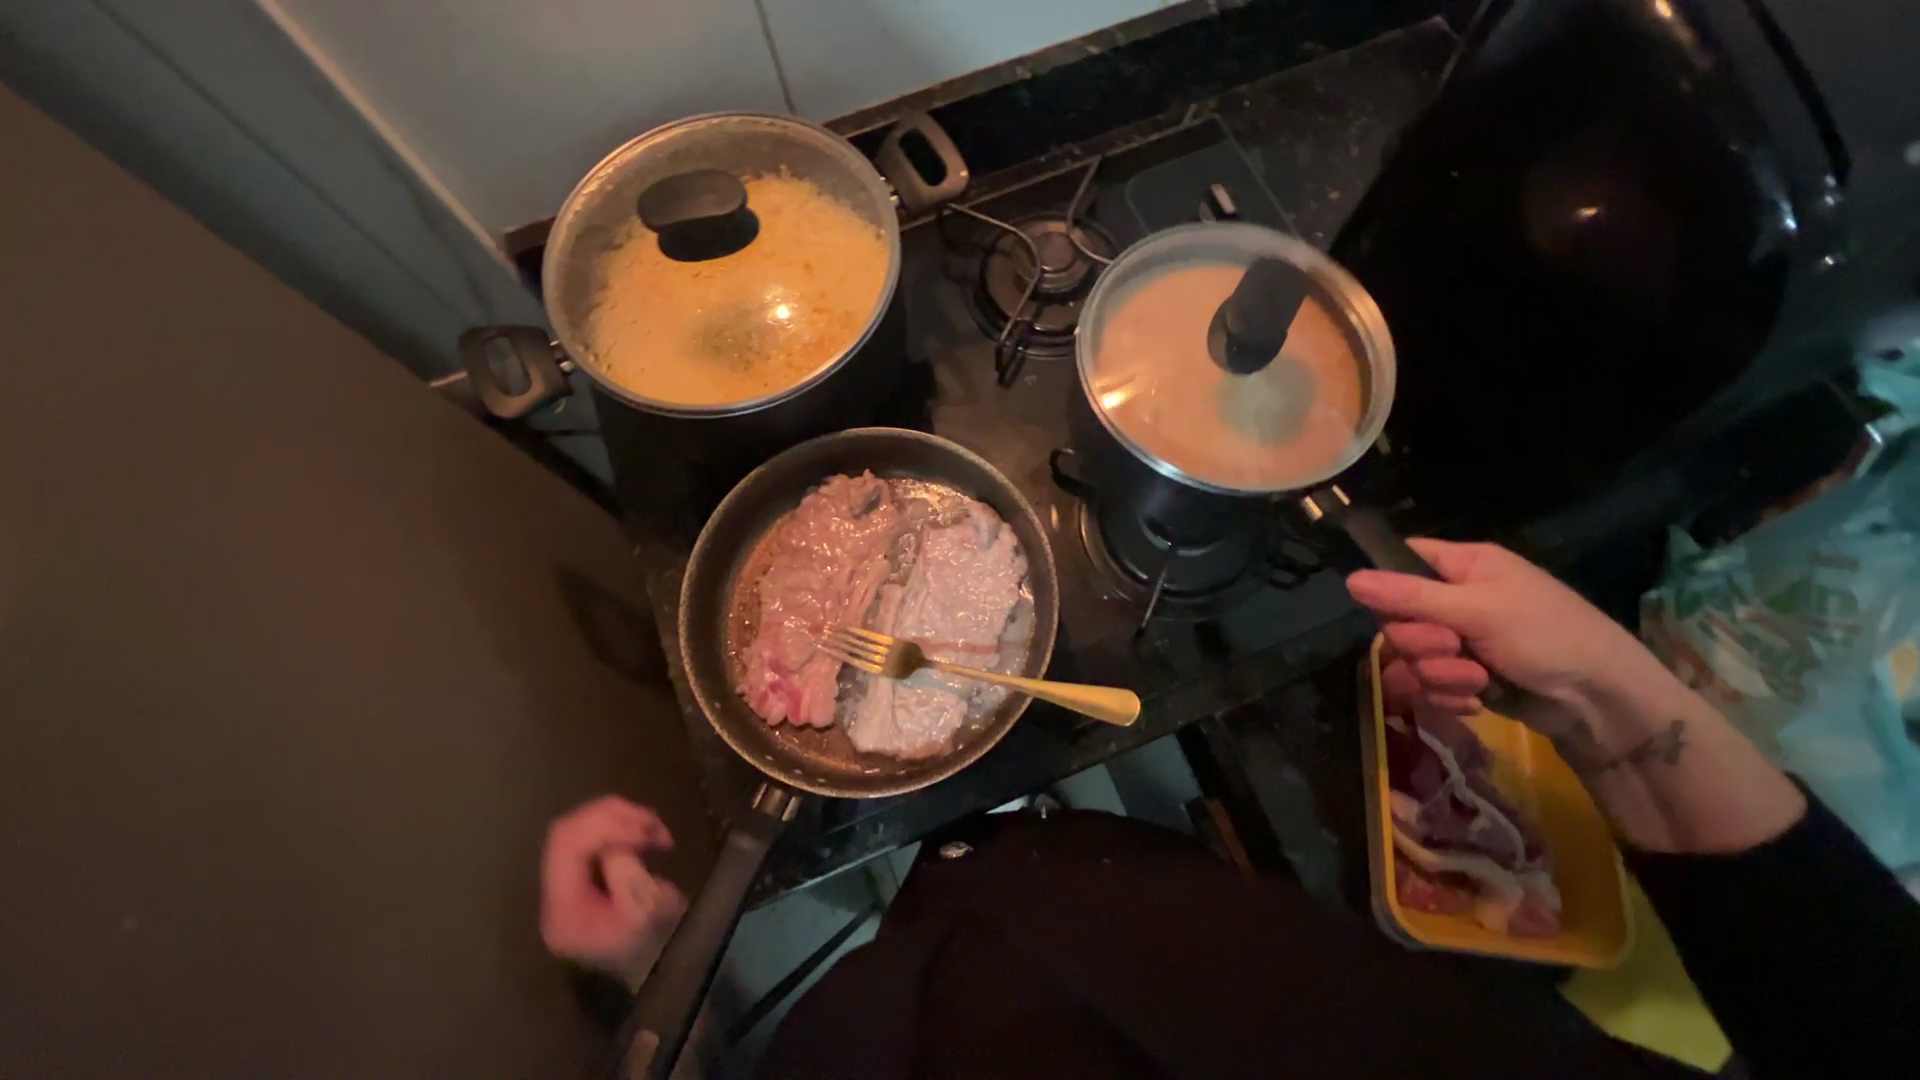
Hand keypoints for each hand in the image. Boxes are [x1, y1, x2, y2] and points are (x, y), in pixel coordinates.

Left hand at [541, 796, 687, 986]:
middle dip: (613, 817)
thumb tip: (616, 847)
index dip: (606, 825)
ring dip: (619, 820)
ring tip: (654, 829)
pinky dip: (620, 828)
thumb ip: (626, 877)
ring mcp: (565, 885)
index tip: (645, 830)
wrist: (652, 973)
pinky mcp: (581, 877)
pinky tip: (644, 835)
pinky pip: (592, 838)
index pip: (568, 846)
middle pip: (569, 831)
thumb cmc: (652, 949)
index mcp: (563, 908)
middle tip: (653, 824)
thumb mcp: (647, 915)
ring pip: (580, 829)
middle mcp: (554, 893)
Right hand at [1350, 540, 1805, 851]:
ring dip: (1438, 675)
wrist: (1602, 702)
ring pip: (1410, 656)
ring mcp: (1459, 639)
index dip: (1387, 586)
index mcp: (1462, 566)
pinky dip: (1448, 696)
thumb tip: (1350, 580)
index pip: (1399, 561)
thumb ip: (1411, 596)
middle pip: (1397, 617)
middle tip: (1455, 649)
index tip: (1396, 609)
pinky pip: (1428, 684)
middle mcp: (1454, 599)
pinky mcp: (1463, 675)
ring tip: (1476, 682)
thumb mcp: (1479, 609)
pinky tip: (1477, 700)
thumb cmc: (1549, 635)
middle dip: (1422, 643)